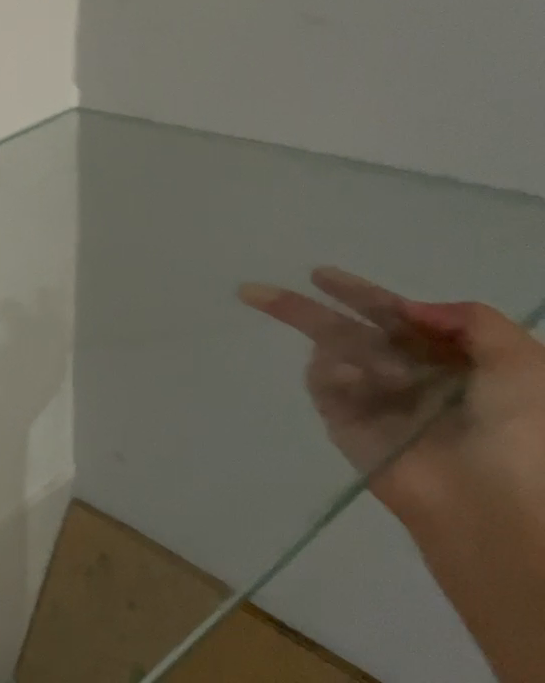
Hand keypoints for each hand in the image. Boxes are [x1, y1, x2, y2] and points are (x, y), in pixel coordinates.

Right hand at [238, 267, 544, 526]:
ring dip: (340, 343)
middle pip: (348, 330)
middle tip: (258, 291)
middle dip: (306, 308)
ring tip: (369, 370)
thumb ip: (473, 321)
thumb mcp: (525, 365)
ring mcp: (372, 398)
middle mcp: (408, 375)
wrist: (490, 501)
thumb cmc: (522, 433)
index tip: (321, 275)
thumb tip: (409, 308)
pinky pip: (323, 382)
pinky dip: (333, 373)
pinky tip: (354, 380)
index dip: (363, 295)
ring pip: (332, 351)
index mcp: (453, 362)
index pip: (398, 318)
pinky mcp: (342, 419)